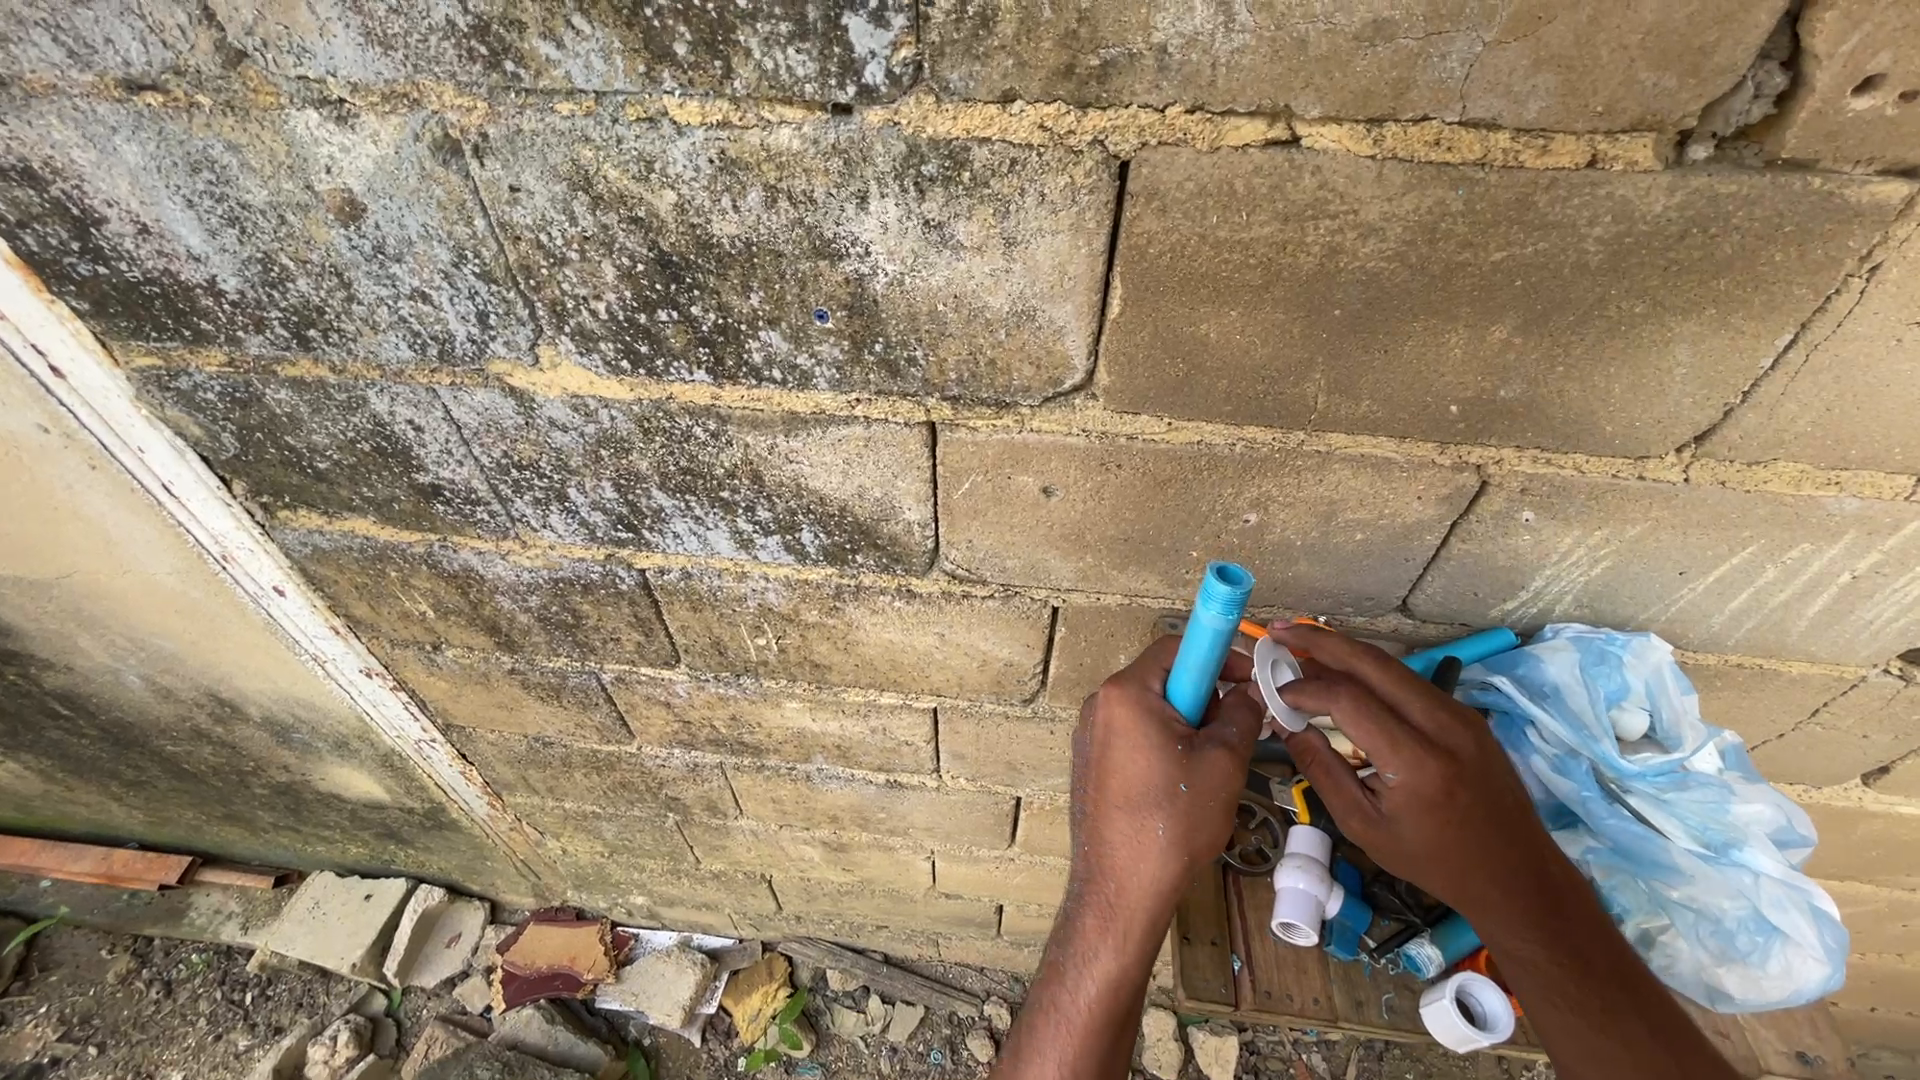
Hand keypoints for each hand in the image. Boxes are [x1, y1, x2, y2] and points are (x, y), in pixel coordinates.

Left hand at [1069, 636, 1263, 921]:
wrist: (1121, 888)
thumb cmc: (1172, 820)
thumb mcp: (1223, 761)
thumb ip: (1241, 714)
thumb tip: (1247, 693)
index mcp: (1126, 693)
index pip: (1176, 647)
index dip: (1219, 656)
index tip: (1249, 676)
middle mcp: (1099, 705)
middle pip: (1162, 680)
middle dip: (1204, 699)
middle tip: (1232, 732)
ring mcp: (1090, 736)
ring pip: (1150, 711)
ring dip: (1186, 726)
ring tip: (1208, 769)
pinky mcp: (1091, 764)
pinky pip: (1134, 737)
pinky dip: (1163, 746)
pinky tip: (1181, 785)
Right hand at [1271, 623, 1567, 924]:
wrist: (1516, 875)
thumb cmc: (1432, 860)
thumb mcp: (1362, 825)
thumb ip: (1320, 769)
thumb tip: (1284, 724)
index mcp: (1417, 762)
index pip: (1349, 700)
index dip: (1304, 689)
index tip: (1274, 693)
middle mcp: (1444, 726)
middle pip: (1372, 663)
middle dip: (1319, 641)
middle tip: (1277, 632)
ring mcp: (1460, 715)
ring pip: (1391, 665)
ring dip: (1342, 650)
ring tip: (1299, 643)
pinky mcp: (1465, 714)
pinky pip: (1407, 680)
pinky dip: (1368, 669)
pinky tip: (1341, 670)